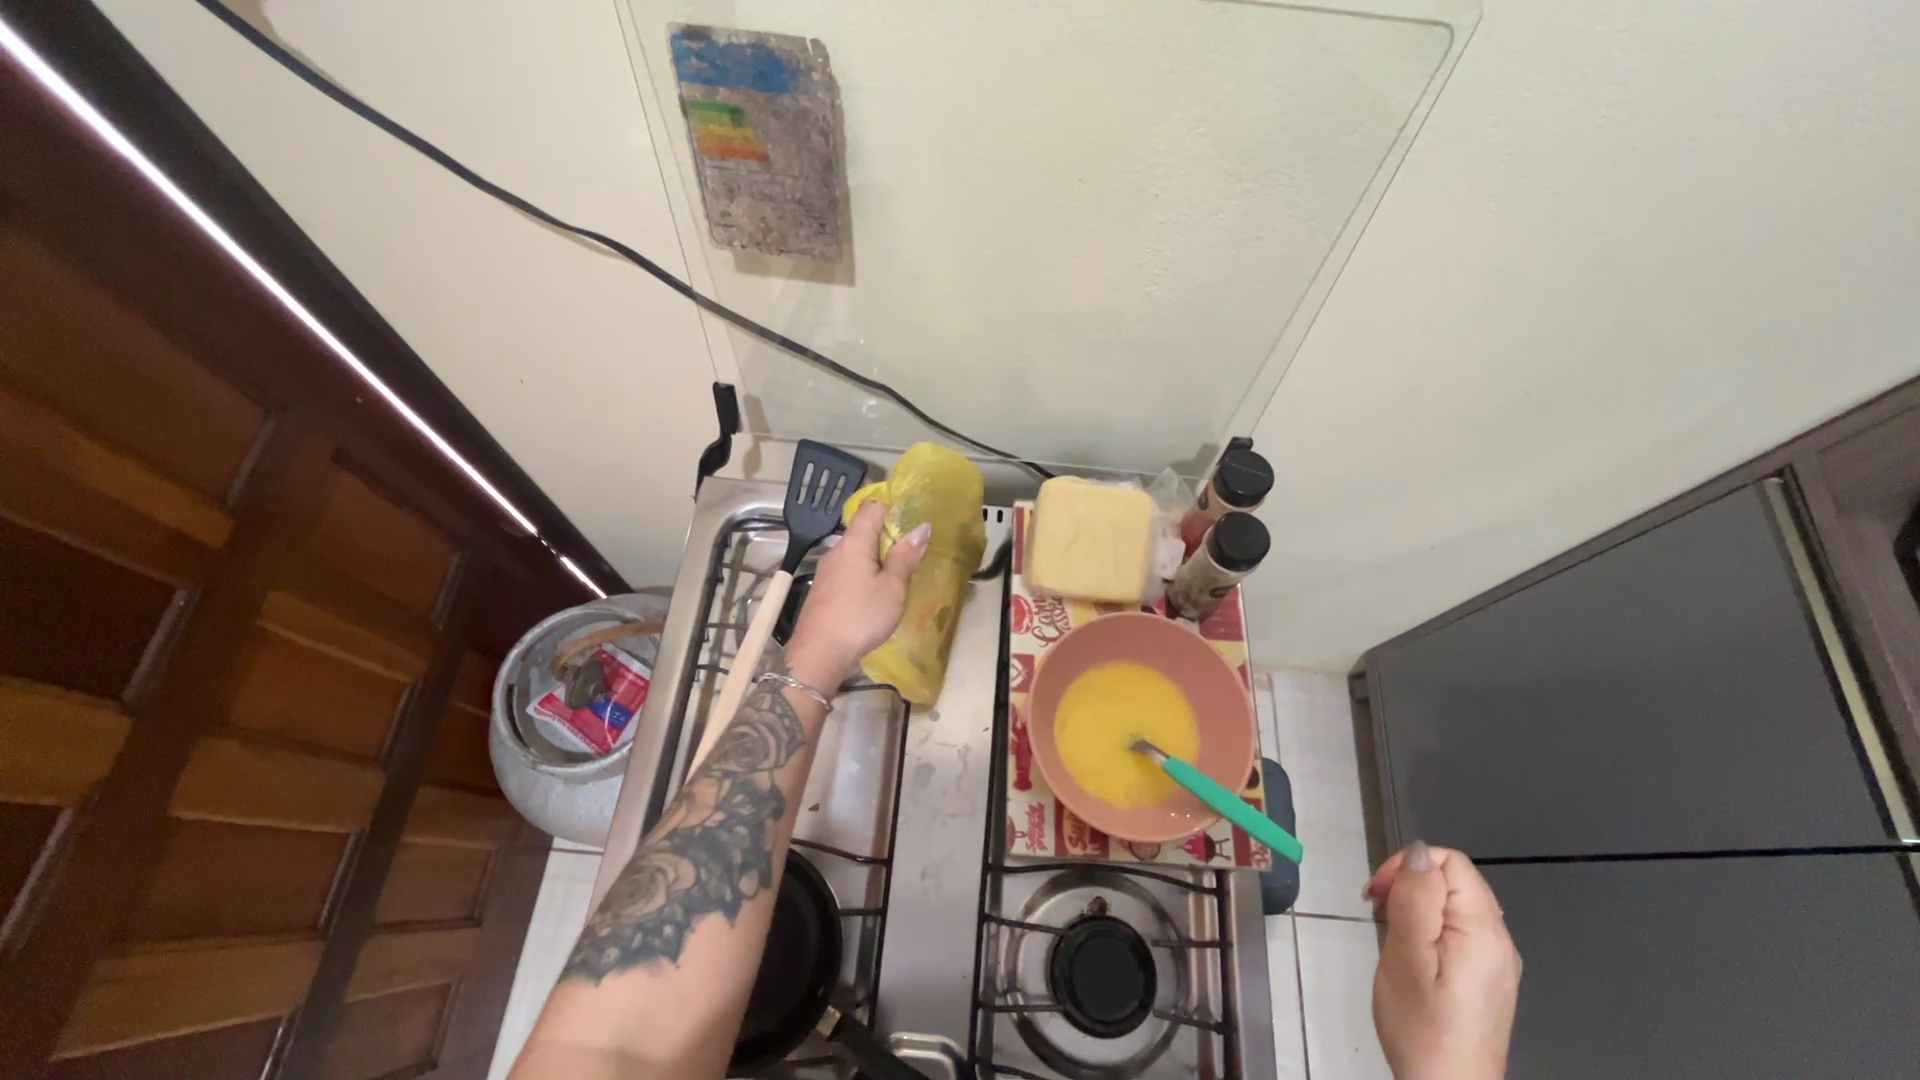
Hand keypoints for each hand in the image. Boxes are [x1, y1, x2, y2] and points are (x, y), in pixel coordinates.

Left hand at [785, 501, 929, 686]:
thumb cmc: (861, 617)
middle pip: (864, 530)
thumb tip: (922, 527)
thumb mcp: (893, 588)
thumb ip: (906, 556)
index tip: (912, 527)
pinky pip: (848, 569)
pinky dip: (864, 574)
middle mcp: (837, 550)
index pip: (872, 508)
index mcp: (854, 542)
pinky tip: (874, 595)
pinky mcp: (823, 589)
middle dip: (888, 538)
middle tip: (911, 557)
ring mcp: (827, 570)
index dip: (893, 510)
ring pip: (856, 552)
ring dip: (876, 559)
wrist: (819, 653)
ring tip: (897, 578)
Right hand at [1366, 842, 1521, 1079]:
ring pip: (1454, 905)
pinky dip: (1430, 928)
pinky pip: (1459, 931)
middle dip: (1410, 884)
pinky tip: (1412, 954)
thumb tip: (1418, 854)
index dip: (1407, 865)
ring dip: (1417, 906)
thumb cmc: (1421, 1026)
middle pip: (1455, 880)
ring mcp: (1497, 962)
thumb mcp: (1406, 958)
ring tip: (1391, 935)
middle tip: (1378, 914)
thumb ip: (1415, 901)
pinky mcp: (1487, 979)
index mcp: (1483, 931)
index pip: (1450, 863)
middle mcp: (1500, 940)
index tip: (1377, 895)